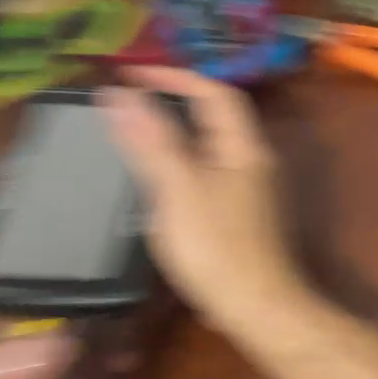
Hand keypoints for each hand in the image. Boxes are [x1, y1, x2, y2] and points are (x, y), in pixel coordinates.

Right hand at [101, 67, 309, 339]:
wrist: (256, 303)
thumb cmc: (216, 245)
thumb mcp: (178, 188)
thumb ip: (153, 140)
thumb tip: (121, 93)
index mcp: (245, 148)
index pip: (217, 93)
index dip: (177, 77)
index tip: (133, 75)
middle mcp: (255, 161)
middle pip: (218, 116)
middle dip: (176, 101)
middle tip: (130, 101)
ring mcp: (252, 188)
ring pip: (213, 145)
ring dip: (178, 131)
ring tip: (135, 131)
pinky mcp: (242, 213)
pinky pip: (211, 170)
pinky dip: (183, 160)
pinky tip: (158, 177)